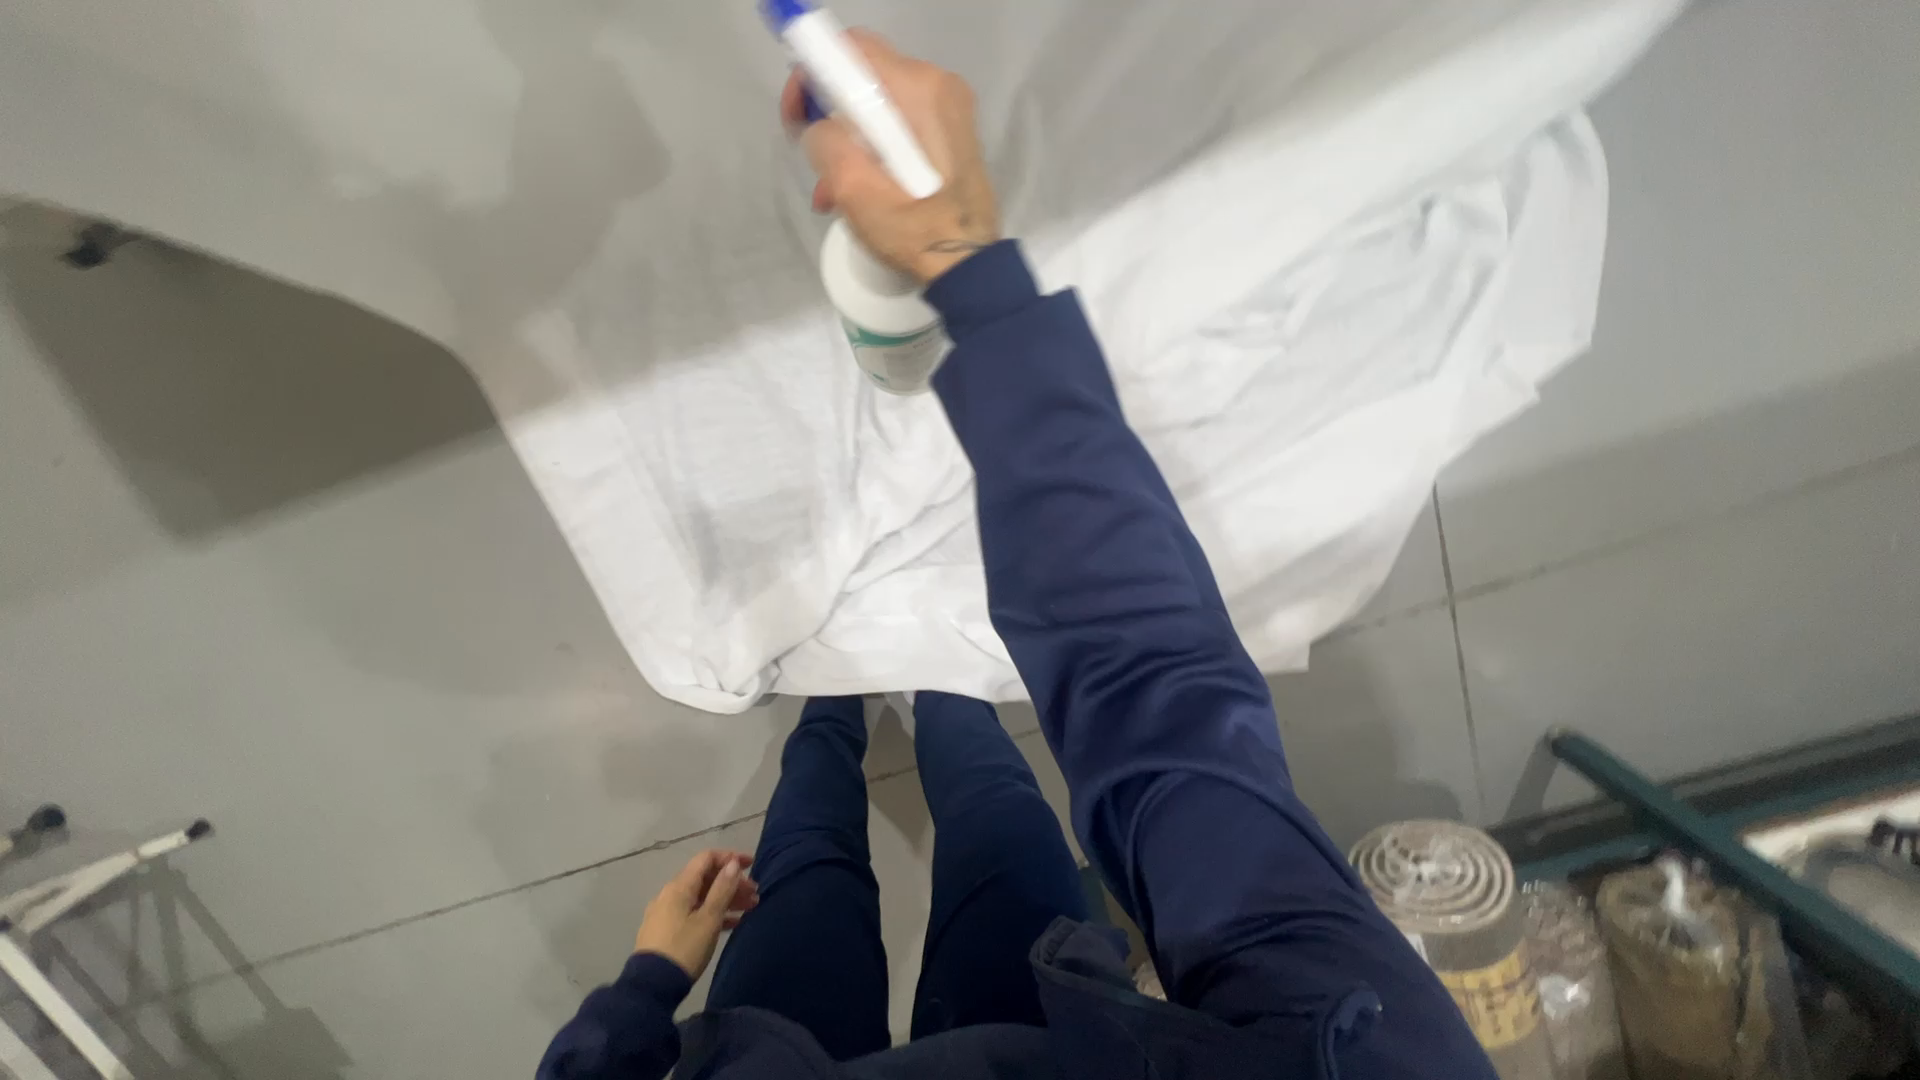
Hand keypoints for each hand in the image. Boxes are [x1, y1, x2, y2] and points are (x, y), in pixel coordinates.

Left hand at [633, 850, 758, 979]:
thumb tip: (732, 864)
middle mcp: (670, 894)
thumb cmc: (685, 949)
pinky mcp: (665, 931)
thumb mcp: (709, 919)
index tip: (751, 866)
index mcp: (679, 887)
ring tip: (749, 908)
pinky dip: (712, 913)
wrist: (651, 988)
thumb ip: (722, 889)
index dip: (730, 858)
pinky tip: (731, 924)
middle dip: (732, 883)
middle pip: (705, 878)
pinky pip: (693, 913)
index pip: (706, 859)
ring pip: (701, 897)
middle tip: (754, 894)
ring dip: (726, 899)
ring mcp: (666, 913)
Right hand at [782, 31, 1000, 284]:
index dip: (813, 74)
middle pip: (866, 82)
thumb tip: (821, 129)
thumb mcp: (855, 189)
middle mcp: (940, 88)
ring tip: (834, 195)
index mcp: (919, 90)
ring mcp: (951, 114)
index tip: (797, 115)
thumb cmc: (914, 232)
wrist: (969, 270)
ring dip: (852, 147)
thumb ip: (826, 142)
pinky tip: (864, 194)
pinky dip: (878, 154)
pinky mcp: (954, 140)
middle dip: (832, 121)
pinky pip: (903, 130)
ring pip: (882, 111)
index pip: (851, 50)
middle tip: (817, 168)